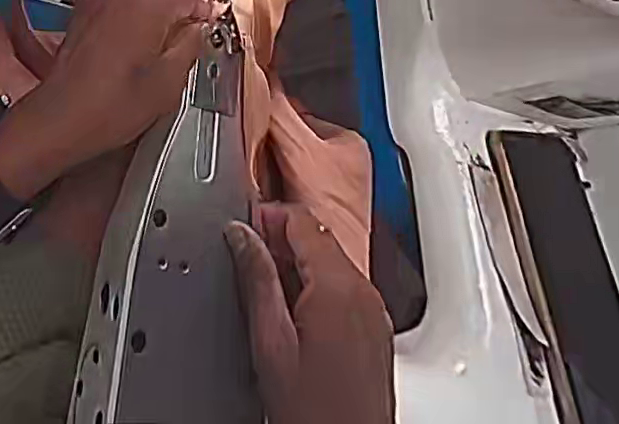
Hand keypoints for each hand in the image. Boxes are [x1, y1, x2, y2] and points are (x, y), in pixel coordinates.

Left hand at [0, 0, 212, 194]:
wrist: (60, 119)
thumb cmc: (110, 104)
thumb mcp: (170, 81)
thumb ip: (192, 46)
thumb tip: (197, 31)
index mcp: (149, 3)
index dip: (201, 21)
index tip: (202, 38)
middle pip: (164, 0)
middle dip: (172, 25)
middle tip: (172, 61)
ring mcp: (99, 0)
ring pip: (140, 6)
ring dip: (147, 27)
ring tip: (144, 64)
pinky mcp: (83, 13)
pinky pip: (117, 13)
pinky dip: (124, 30)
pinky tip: (123, 60)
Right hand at [225, 203, 394, 423]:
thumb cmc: (313, 416)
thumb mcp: (271, 345)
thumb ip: (256, 279)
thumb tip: (241, 235)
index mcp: (338, 286)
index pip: (303, 221)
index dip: (269, 215)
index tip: (244, 224)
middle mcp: (364, 291)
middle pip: (319, 238)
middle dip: (281, 238)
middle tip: (248, 252)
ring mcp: (374, 310)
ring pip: (331, 260)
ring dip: (298, 261)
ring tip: (265, 284)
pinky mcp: (376, 328)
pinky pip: (345, 286)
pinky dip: (318, 284)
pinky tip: (293, 310)